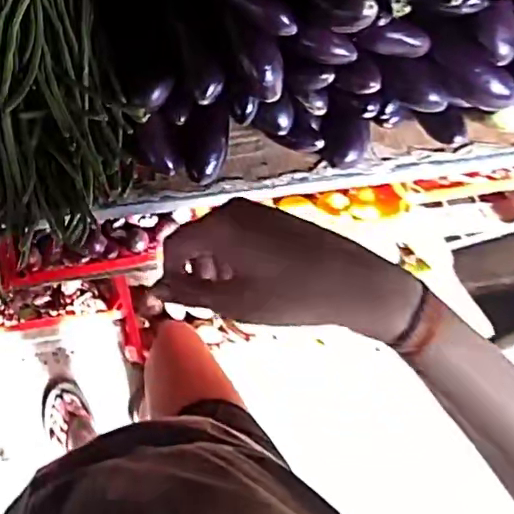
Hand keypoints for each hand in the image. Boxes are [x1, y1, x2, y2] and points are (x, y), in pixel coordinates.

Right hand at [154, 199, 425, 343]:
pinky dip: (234, 256)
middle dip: (194, 271)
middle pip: (194, 239)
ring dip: (214, 266)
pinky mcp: (271, 216)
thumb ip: (190, 294)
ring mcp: (252, 210)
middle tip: (208, 303)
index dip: (169, 274)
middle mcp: (229, 210)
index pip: (172, 244)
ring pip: (215, 237)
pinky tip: (257, 282)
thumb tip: (157, 289)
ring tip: (234, 297)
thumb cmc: (293, 295)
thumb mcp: (236, 303)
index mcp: (216, 226)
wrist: (355, 282)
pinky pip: (237, 232)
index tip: (177, 299)